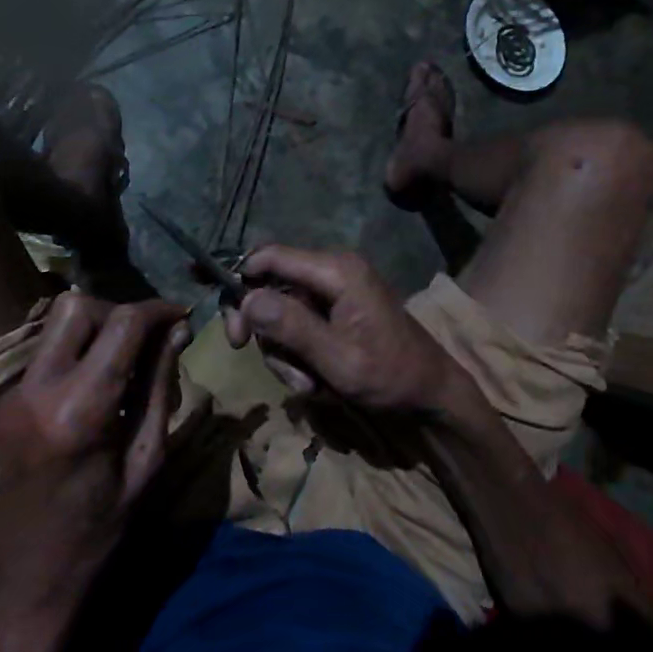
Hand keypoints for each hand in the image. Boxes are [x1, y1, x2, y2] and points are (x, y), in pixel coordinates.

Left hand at [0, 294, 190, 635]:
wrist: (27, 577)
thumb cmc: (100, 531)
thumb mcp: (146, 460)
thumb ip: (160, 387)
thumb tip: (178, 332)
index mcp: (79, 411)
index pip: (122, 324)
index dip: (158, 310)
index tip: (182, 316)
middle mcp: (38, 389)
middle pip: (78, 306)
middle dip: (120, 311)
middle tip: (149, 340)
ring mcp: (16, 392)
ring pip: (58, 320)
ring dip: (98, 325)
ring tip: (128, 359)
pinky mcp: (8, 398)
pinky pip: (49, 348)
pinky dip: (80, 347)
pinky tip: (102, 380)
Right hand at [224, 246, 462, 413]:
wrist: (431, 395)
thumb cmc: (389, 375)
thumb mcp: (338, 359)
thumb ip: (291, 327)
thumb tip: (246, 298)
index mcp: (337, 270)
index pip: (270, 256)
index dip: (237, 277)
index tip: (221, 314)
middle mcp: (332, 271)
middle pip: (269, 284)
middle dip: (259, 324)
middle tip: (242, 349)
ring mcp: (333, 291)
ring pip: (279, 311)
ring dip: (282, 350)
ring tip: (306, 384)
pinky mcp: (333, 310)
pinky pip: (297, 324)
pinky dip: (296, 353)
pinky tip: (314, 380)